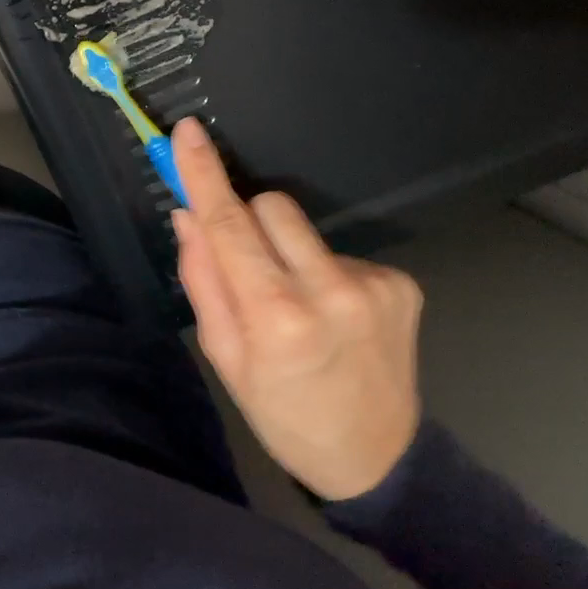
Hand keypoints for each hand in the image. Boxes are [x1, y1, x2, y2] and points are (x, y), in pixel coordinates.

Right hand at [168, 117, 424, 500]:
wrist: (374, 456)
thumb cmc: (281, 410)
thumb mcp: (224, 354)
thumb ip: (203, 278)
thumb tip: (188, 216)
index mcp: (277, 315)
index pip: (229, 225)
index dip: (203, 174)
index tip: (186, 132)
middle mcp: (330, 289)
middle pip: (270, 206)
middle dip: (246, 220)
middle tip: (243, 263)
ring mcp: (374, 283)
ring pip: (303, 226)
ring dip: (284, 247)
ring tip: (295, 300)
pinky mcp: (401, 283)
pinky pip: (337, 249)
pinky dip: (320, 269)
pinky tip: (331, 312)